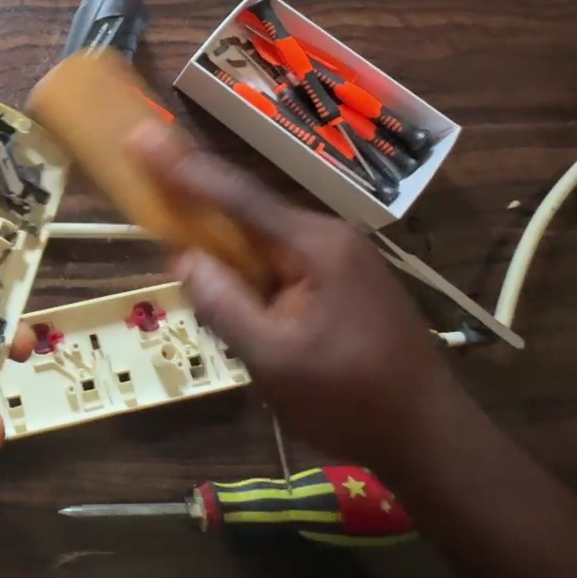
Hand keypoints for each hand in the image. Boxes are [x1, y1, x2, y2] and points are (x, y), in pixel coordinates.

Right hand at [130, 122, 473, 472]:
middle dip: (195, 195)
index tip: (141, 136)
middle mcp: (327, 235)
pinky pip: (278, 255)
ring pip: (261, 234)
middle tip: (147, 173)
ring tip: (176, 224)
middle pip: (246, 208)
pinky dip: (244, 257)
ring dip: (219, 233)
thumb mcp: (275, 360)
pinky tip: (227, 274)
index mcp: (313, 245)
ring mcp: (339, 256)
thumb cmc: (352, 400)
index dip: (182, 168)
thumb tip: (182, 258)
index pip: (235, 196)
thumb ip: (224, 305)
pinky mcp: (341, 278)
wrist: (435, 441)